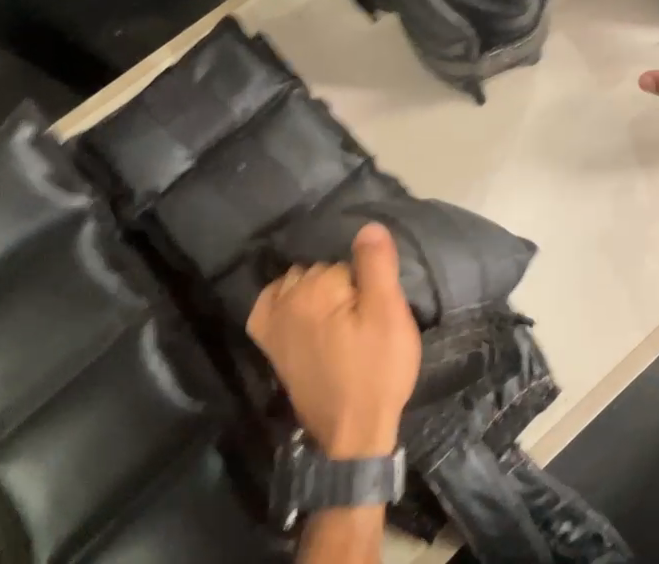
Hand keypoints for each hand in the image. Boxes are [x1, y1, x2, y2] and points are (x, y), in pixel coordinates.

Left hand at [247, 223, 421, 458]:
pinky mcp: (269, 344)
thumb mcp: (389, 315)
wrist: (352, 433)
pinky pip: (269, 303)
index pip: (347, 261)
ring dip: (316, 290)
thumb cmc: (376, 371)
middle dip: (343, 283)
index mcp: (316, 287)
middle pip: (322, 270)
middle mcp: (286, 297)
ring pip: (299, 282)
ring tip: (340, 317)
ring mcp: (273, 322)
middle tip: (363, 316)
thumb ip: (377, 266)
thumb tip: (366, 226)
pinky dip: (283, 299)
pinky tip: (300, 309)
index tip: (378, 306)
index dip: (367, 281)